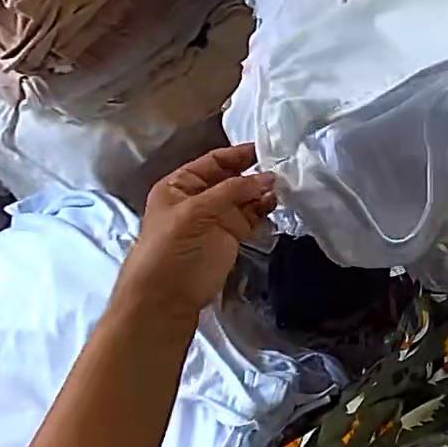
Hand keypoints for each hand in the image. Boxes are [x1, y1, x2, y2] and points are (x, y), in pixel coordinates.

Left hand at [116, 144, 276, 317]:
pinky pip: (251, 215)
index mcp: (180, 185)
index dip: (237, 154)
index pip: (213, 161)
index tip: (265, 149)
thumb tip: (268, 177)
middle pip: (232, 177)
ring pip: (245, 196)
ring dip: (262, 190)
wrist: (166, 297)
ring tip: (281, 187)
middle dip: (254, 173)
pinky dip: (264, 208)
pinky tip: (275, 203)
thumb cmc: (172, 248)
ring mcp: (217, 217)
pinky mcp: (232, 235)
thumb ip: (233, 191)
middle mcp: (199, 197)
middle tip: (280, 168)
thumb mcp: (196, 211)